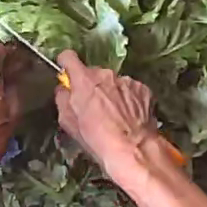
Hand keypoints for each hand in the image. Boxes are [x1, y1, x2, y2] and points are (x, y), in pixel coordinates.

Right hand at [53, 50, 165, 178]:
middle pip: (93, 73)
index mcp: (84, 80)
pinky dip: (127, 99)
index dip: (66, 64)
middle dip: (91, 86)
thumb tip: (63, 89)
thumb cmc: (97, 139)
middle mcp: (106, 75)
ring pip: (113, 82)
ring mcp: (127, 81)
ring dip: (110, 93)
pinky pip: (130, 90)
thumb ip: (62, 99)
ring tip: (113, 115)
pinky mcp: (143, 89)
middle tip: (92, 106)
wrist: (133, 149)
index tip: (66, 72)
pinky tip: (128, 116)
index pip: (68, 57)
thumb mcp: (68, 123)